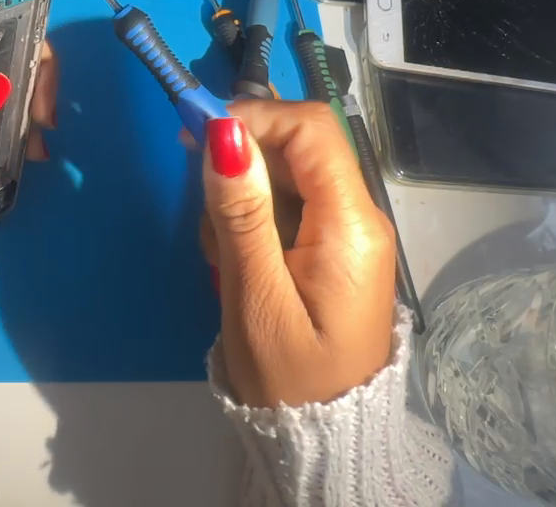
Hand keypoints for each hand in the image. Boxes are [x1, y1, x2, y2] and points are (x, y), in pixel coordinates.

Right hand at [200, 100, 397, 407]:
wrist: (321, 441)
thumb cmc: (289, 379)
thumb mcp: (255, 297)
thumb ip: (241, 211)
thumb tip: (222, 131)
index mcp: (350, 225)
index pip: (311, 128)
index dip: (255, 115)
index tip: (198, 136)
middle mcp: (357, 215)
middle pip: (294, 146)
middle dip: (241, 163)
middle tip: (206, 213)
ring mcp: (343, 230)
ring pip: (281, 173)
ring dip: (239, 197)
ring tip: (223, 256)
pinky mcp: (327, 245)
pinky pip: (283, 203)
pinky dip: (249, 219)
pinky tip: (236, 262)